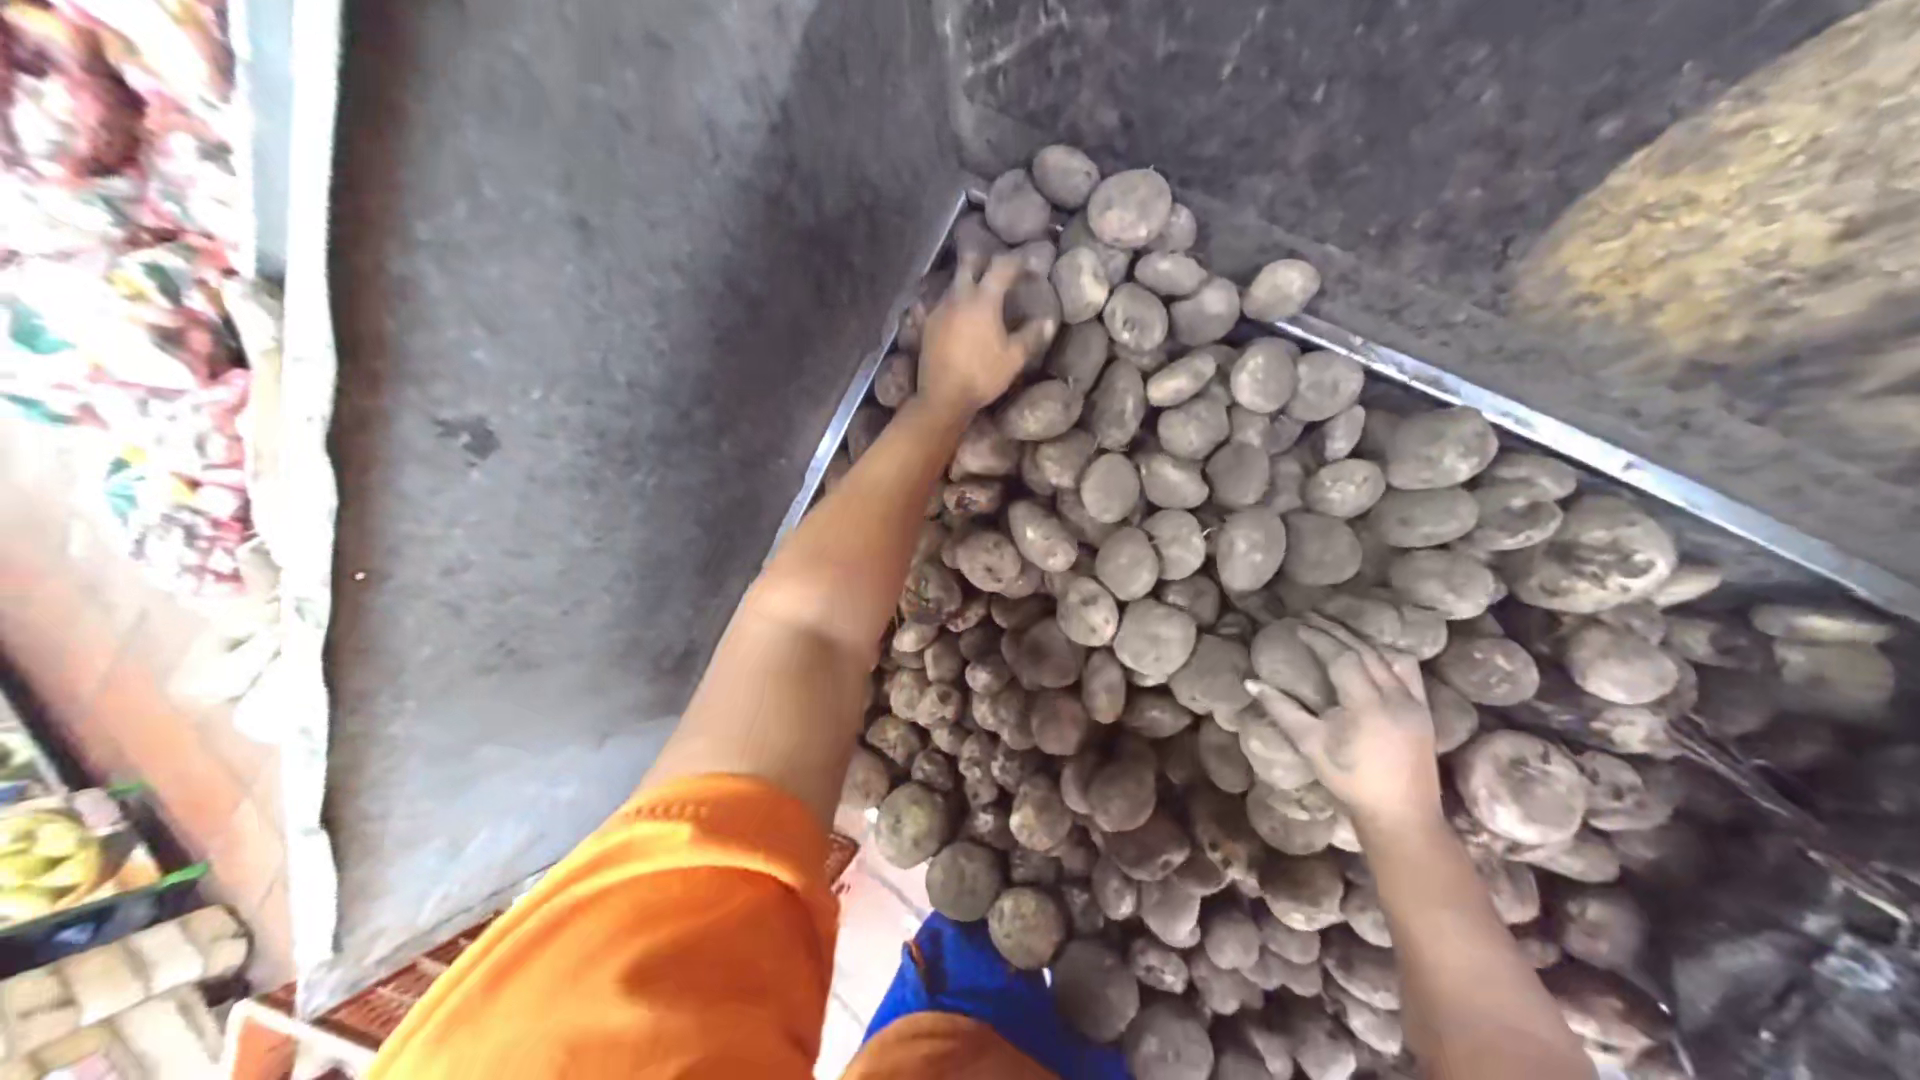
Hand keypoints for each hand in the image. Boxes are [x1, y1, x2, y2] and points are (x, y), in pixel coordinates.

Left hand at [918, 252, 1055, 415]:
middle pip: (968, 264)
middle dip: (982, 259)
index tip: (1028, 265)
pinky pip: (936, 303)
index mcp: (983, 300)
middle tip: (993, 263)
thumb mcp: (1014, 359)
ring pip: (952, 284)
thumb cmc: (982, 376)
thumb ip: (1031, 336)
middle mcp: (958, 297)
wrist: (943, 397)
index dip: (1017, 261)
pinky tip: (951, 310)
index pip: (1001, 267)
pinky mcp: (926, 325)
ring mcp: (938, 310)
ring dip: (964, 280)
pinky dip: (948, 301)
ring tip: (976, 287)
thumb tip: (1048, 320)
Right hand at [1244, 615, 1442, 830]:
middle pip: (1364, 651)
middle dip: (1335, 631)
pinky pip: (1408, 671)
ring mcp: (1415, 702)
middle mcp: (1395, 696)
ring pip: (1387, 657)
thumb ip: (1282, 709)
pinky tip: (1372, 652)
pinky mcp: (1424, 710)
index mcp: (1366, 704)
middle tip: (1311, 617)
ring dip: (1360, 639)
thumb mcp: (1310, 744)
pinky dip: (1386, 655)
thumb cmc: (1350, 780)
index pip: (1341, 657)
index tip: (1297, 626)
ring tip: (1336, 628)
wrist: (1401, 813)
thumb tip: (1251, 682)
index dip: (1318, 638)